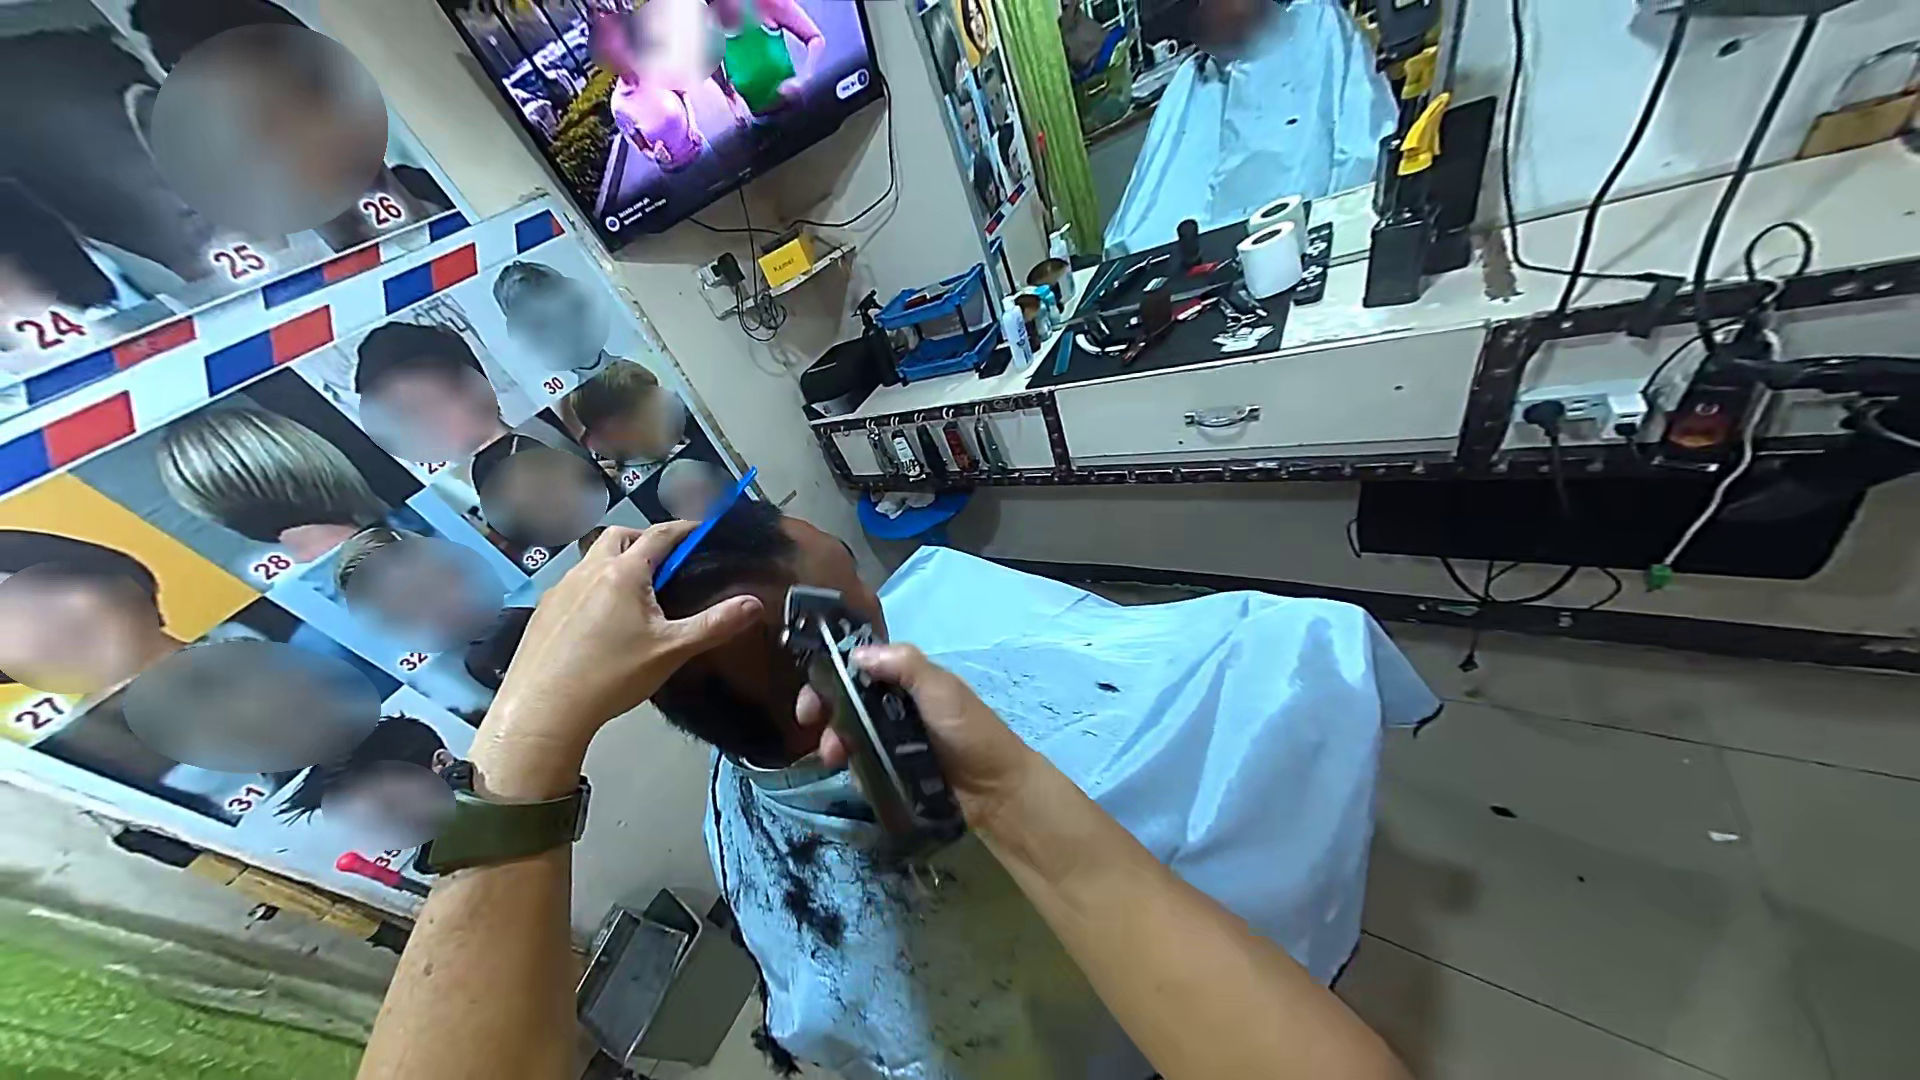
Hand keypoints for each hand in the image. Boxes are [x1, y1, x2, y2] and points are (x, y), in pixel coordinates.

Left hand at [478, 523, 760, 795]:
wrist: (540, 713)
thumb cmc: (610, 676)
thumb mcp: (673, 650)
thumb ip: (716, 624)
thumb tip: (754, 603)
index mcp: (623, 573)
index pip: (660, 535)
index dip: (685, 528)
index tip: (703, 529)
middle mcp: (589, 571)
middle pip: (620, 536)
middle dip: (646, 539)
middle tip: (668, 562)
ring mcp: (561, 590)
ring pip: (593, 558)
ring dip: (618, 561)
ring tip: (639, 593)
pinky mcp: (544, 612)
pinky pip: (576, 583)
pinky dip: (596, 585)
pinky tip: (604, 619)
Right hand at [796, 644, 1037, 831]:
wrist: (994, 789)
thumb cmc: (968, 729)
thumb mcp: (939, 688)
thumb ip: (904, 664)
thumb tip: (856, 653)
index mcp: (905, 680)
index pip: (859, 669)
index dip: (831, 675)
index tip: (812, 692)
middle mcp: (894, 707)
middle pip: (846, 703)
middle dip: (825, 712)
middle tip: (810, 725)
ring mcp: (892, 740)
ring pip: (849, 735)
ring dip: (834, 742)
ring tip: (834, 757)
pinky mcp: (892, 771)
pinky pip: (862, 766)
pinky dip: (854, 769)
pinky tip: (857, 775)